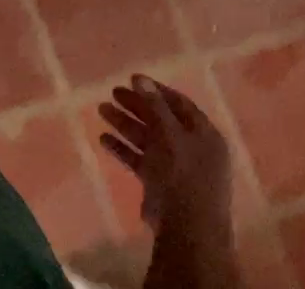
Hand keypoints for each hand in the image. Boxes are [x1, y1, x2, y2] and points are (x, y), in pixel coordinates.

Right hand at [98, 75, 232, 232]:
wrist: (186, 225)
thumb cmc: (183, 172)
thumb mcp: (170, 134)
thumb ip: (154, 105)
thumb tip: (140, 78)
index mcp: (204, 134)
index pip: (180, 104)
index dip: (156, 90)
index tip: (132, 79)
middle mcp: (191, 147)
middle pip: (160, 120)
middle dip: (136, 105)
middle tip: (112, 92)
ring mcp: (175, 165)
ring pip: (147, 138)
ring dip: (125, 124)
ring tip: (101, 110)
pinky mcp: (159, 181)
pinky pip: (139, 158)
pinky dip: (122, 148)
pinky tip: (103, 138)